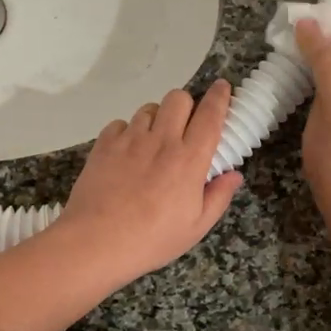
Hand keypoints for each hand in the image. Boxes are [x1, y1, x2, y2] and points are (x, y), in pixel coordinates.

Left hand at [57, 80, 243, 282]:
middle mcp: (162, 141)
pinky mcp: (104, 144)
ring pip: (149, 109)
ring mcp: (130, 140)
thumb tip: (234, 174)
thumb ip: (218, 197)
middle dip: (186, 105)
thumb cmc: (151, 240)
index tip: (222, 88)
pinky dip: (127, 132)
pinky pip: (120, 123)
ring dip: (157, 119)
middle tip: (184, 127)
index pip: (210, 115)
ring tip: (154, 142)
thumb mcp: (195, 228)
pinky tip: (126, 153)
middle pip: (178, 98)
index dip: (219, 97)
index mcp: (190, 159)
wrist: (96, 242)